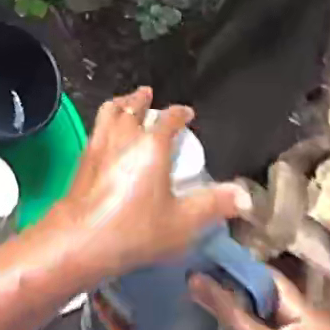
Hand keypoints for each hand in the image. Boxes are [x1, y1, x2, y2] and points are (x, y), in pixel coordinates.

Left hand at [39, 87, 249, 281]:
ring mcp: (100, 141)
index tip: (187, 112)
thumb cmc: (137, 229)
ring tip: (126, 102)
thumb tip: (245, 195)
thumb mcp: (183, 222)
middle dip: (142, 98)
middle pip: (133, 106)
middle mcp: (125, 134)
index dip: (179, 113)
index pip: (168, 119)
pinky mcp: (84, 153)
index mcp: (152, 145)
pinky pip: (98, 123)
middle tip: (148, 94)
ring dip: (121, 102)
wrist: (83, 235)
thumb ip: (213, 205)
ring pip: (110, 110)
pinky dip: (106, 117)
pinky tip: (107, 130)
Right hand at [190, 266, 329, 329]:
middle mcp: (310, 324)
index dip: (240, 267)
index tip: (208, 260)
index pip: (271, 277)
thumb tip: (193, 277)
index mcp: (311, 315)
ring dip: (239, 307)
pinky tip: (225, 322)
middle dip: (236, 287)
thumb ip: (230, 311)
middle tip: (203, 276)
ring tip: (207, 293)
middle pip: (268, 295)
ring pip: (266, 315)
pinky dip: (248, 326)